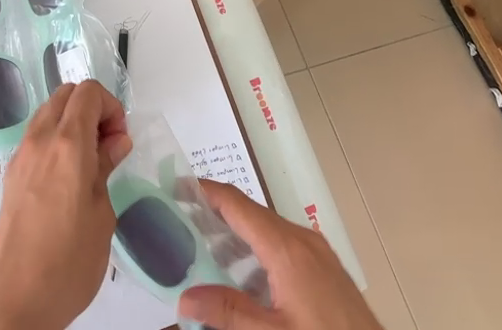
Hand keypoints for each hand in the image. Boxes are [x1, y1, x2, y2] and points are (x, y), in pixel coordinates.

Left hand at [0, 81, 131, 329]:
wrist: (13, 302)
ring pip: (49, 113)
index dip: (111, 107)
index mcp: (66, 144)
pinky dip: (56, 140)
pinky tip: (69, 178)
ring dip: (72, 122)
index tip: (120, 140)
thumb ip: (107, 168)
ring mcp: (20, 156)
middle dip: (92, 109)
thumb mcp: (102, 215)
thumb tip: (115, 141)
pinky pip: (36, 137)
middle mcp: (39, 140)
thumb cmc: (67, 263)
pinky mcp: (11, 175)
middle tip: (108, 146)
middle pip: (66, 94)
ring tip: (91, 164)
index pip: (88, 92)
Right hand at [178, 179, 381, 329]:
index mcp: (286, 248)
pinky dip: (257, 253)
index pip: (238, 205)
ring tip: (204, 255)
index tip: (175, 186)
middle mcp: (302, 240)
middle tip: (180, 225)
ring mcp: (317, 253)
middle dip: (215, 216)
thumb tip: (184, 297)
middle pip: (251, 215)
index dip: (205, 191)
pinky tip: (244, 280)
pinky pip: (283, 248)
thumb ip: (228, 313)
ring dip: (236, 239)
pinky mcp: (326, 270)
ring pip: (268, 233)